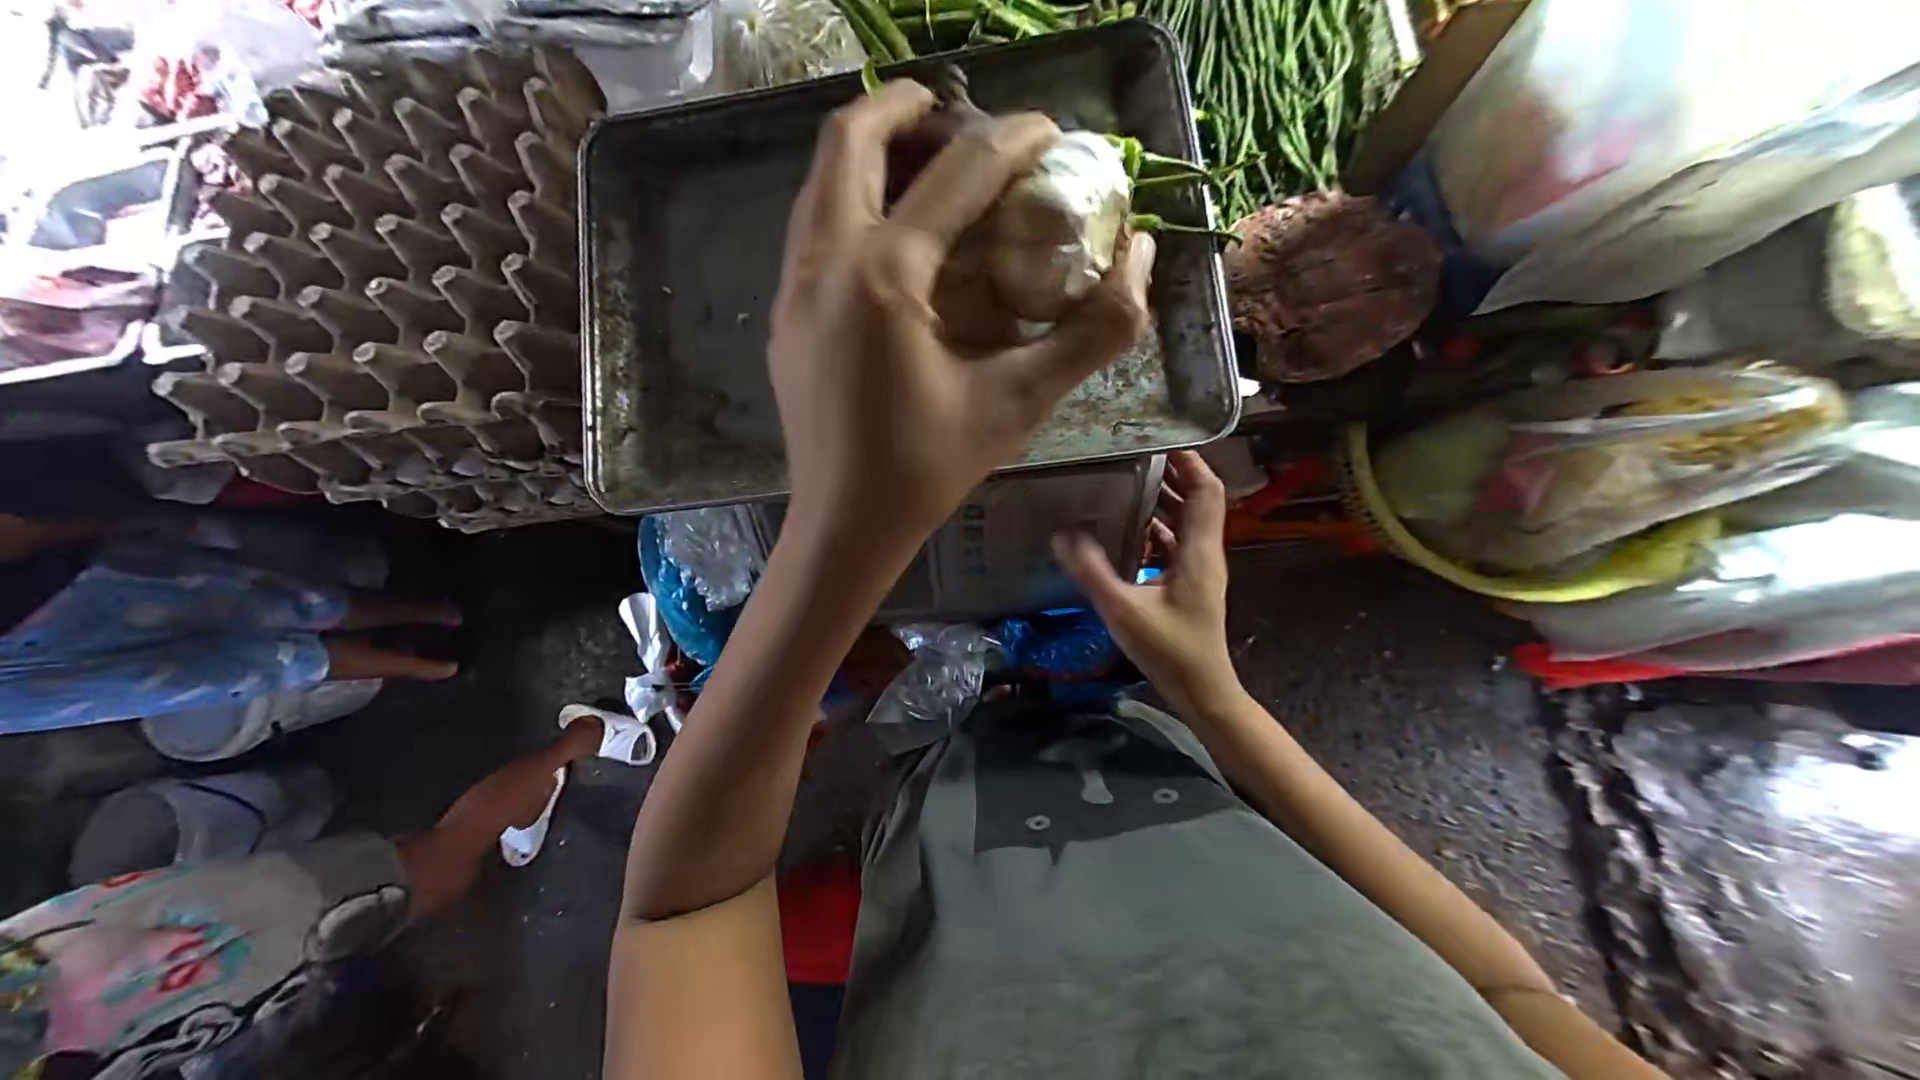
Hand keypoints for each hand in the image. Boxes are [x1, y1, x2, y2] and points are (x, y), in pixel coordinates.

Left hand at [769, 80, 1154, 548]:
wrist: (844, 524)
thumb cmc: (929, 469)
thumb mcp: (1020, 402)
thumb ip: (1092, 331)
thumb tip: (1141, 258)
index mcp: (884, 277)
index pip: (955, 174)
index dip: (1009, 140)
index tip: (1046, 130)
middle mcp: (824, 263)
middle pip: (850, 140)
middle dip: (907, 108)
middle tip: (958, 114)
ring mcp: (792, 288)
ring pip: (821, 181)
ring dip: (871, 153)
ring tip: (926, 163)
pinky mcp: (784, 316)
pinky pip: (811, 227)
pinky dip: (850, 201)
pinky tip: (891, 237)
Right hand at [1054, 450, 1240, 715]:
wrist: (1202, 689)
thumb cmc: (1169, 650)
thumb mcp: (1123, 610)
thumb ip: (1092, 572)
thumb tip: (1061, 536)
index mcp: (1198, 551)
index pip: (1207, 490)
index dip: (1191, 462)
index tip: (1162, 440)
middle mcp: (1205, 553)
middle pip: (1199, 499)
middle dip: (1173, 474)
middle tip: (1137, 455)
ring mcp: (1200, 568)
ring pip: (1189, 520)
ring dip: (1166, 499)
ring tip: (1131, 481)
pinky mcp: (1191, 583)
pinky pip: (1178, 541)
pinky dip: (1160, 526)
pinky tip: (1131, 527)